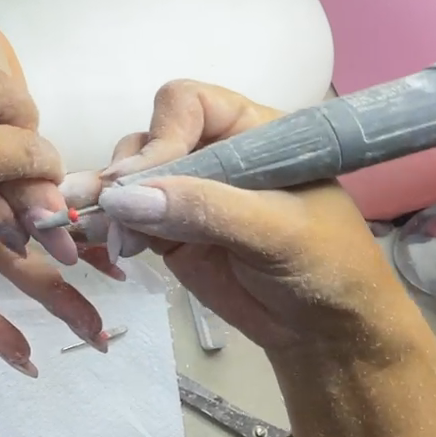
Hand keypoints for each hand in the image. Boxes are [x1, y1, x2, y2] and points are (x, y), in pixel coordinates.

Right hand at [64, 80, 433, 374]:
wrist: (324, 331)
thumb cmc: (325, 269)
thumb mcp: (276, 233)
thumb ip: (203, 208)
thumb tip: (121, 198)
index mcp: (251, 135)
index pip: (188, 105)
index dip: (162, 135)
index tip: (147, 179)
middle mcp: (213, 155)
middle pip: (146, 140)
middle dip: (126, 176)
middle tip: (114, 213)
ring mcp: (185, 193)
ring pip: (127, 178)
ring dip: (111, 204)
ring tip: (114, 238)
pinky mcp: (165, 228)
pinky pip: (124, 217)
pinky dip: (110, 228)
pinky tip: (112, 247)